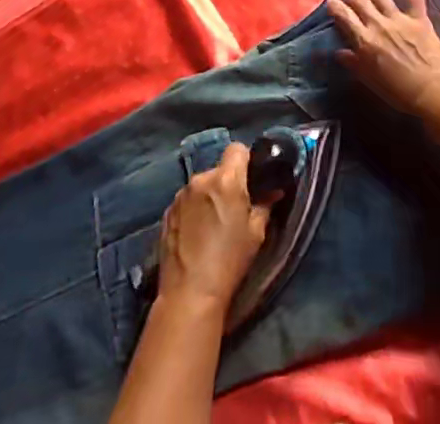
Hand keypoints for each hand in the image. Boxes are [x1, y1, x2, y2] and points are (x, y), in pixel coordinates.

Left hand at [157, 142, 272, 315]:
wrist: (190, 291)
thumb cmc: (230, 261)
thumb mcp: (256, 233)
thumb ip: (264, 205)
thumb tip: (272, 190)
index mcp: (226, 180)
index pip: (237, 149)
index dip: (246, 161)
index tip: (251, 180)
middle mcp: (200, 179)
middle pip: (218, 169)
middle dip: (227, 182)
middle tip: (235, 208)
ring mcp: (180, 194)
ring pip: (201, 185)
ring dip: (209, 196)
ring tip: (213, 224)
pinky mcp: (167, 210)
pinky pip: (187, 200)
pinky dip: (194, 209)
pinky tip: (197, 233)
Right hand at [326, 0, 439, 116]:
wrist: (432, 90)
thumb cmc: (398, 90)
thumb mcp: (369, 80)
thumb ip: (354, 63)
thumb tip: (339, 52)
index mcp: (364, 40)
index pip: (344, 16)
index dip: (335, 7)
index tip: (332, 4)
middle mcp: (379, 25)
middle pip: (360, 2)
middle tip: (350, 0)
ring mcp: (400, 19)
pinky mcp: (419, 19)